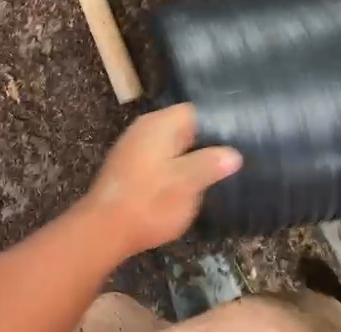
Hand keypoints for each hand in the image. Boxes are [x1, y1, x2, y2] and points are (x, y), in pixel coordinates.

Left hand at [75, 104, 240, 258]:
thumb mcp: (186, 184)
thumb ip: (209, 164)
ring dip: (189, 157)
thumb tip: (234, 153)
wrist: (104, 228)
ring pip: (171, 144)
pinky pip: (159, 157)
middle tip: (230, 161)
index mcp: (158, 124)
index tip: (236, 141)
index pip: (193, 112)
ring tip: (215, 174)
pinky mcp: (129, 165)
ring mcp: (134, 146)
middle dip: (204, 143)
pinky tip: (186, 185)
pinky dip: (174, 166)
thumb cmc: (149, 202)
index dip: (215, 124)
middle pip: (182, 127)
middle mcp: (144, 128)